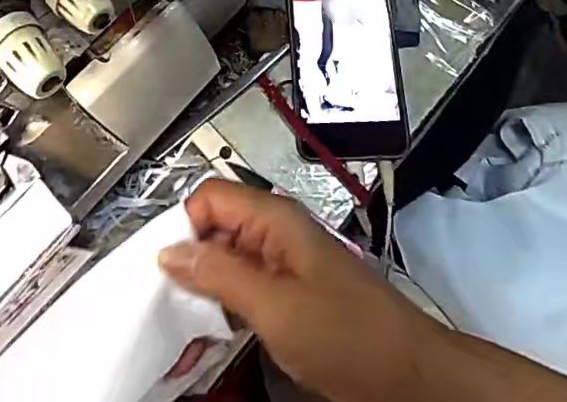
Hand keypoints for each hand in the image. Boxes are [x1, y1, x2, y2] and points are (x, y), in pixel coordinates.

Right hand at [156, 180, 441, 401]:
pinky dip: (224, 301)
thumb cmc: (346, 333)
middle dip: (188, 257)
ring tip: (183, 322)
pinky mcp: (289, 289)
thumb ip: (219, 274)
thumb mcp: (274, 306)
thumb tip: (170, 251)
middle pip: (215, 224)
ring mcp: (283, 259)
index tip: (161, 266)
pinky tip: (212, 329)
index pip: (209, 195)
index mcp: (274, 217)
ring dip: (203, 285)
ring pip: (226, 256)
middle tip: (164, 302)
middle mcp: (276, 229)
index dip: (182, 224)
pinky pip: (244, 282)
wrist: (406, 371)